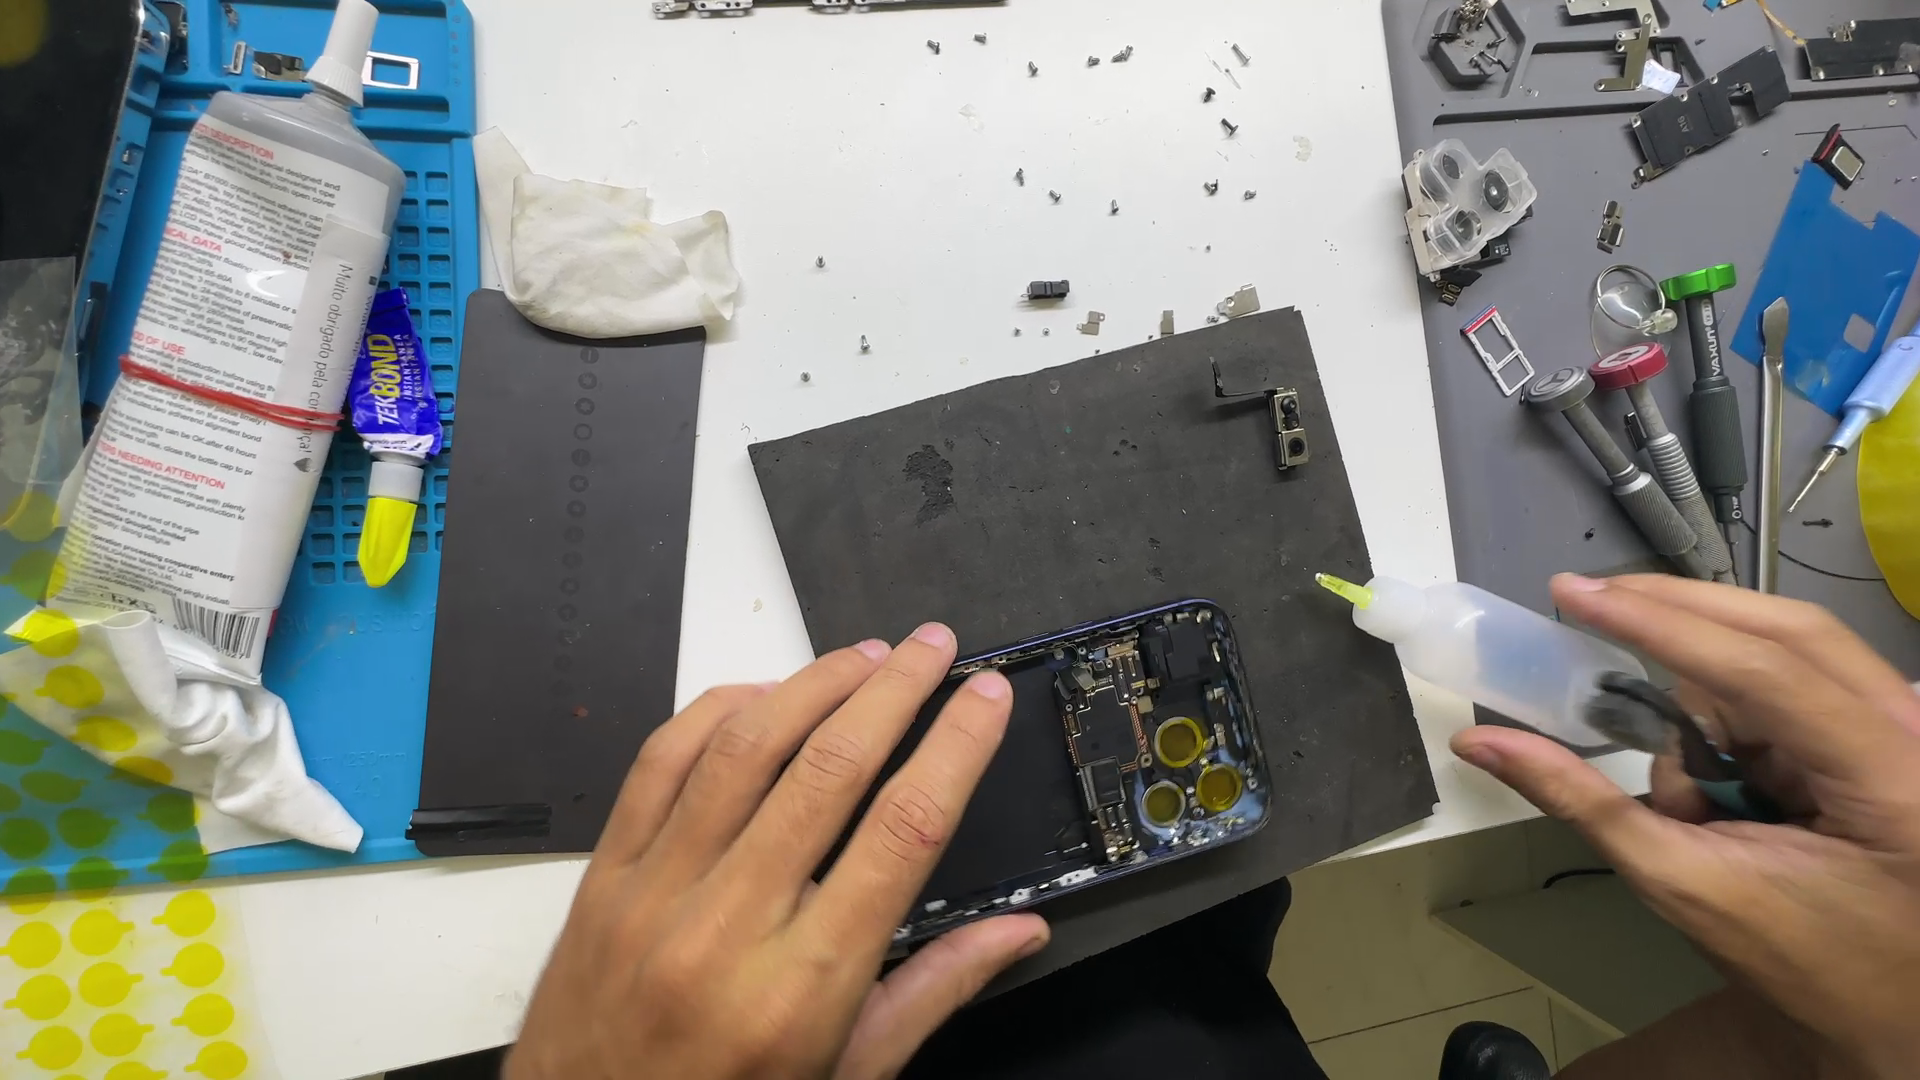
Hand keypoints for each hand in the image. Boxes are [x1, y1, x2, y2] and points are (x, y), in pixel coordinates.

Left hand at [507, 623, 1048, 1079]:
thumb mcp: (850, 1073)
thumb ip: (937, 990)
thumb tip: (1023, 930)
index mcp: (805, 985)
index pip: (902, 831)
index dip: (955, 749)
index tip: (984, 696)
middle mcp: (729, 924)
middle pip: (829, 769)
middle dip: (893, 690)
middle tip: (932, 645)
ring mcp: (656, 890)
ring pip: (745, 748)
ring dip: (814, 683)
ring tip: (865, 654)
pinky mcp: (605, 873)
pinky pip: (661, 760)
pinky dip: (719, 708)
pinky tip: (765, 691)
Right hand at [1453, 574, 1919, 1079]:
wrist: (1901, 1016)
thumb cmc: (1807, 962)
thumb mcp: (1680, 881)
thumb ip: (1578, 799)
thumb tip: (1477, 740)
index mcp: (1895, 783)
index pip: (1762, 673)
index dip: (1655, 624)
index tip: (1569, 594)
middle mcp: (1919, 740)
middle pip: (1787, 631)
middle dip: (1675, 608)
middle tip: (1583, 595)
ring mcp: (1907, 735)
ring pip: (1780, 652)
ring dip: (1699, 681)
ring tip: (1681, 776)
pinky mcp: (1882, 740)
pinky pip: (1780, 688)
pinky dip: (1721, 710)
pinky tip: (1717, 779)